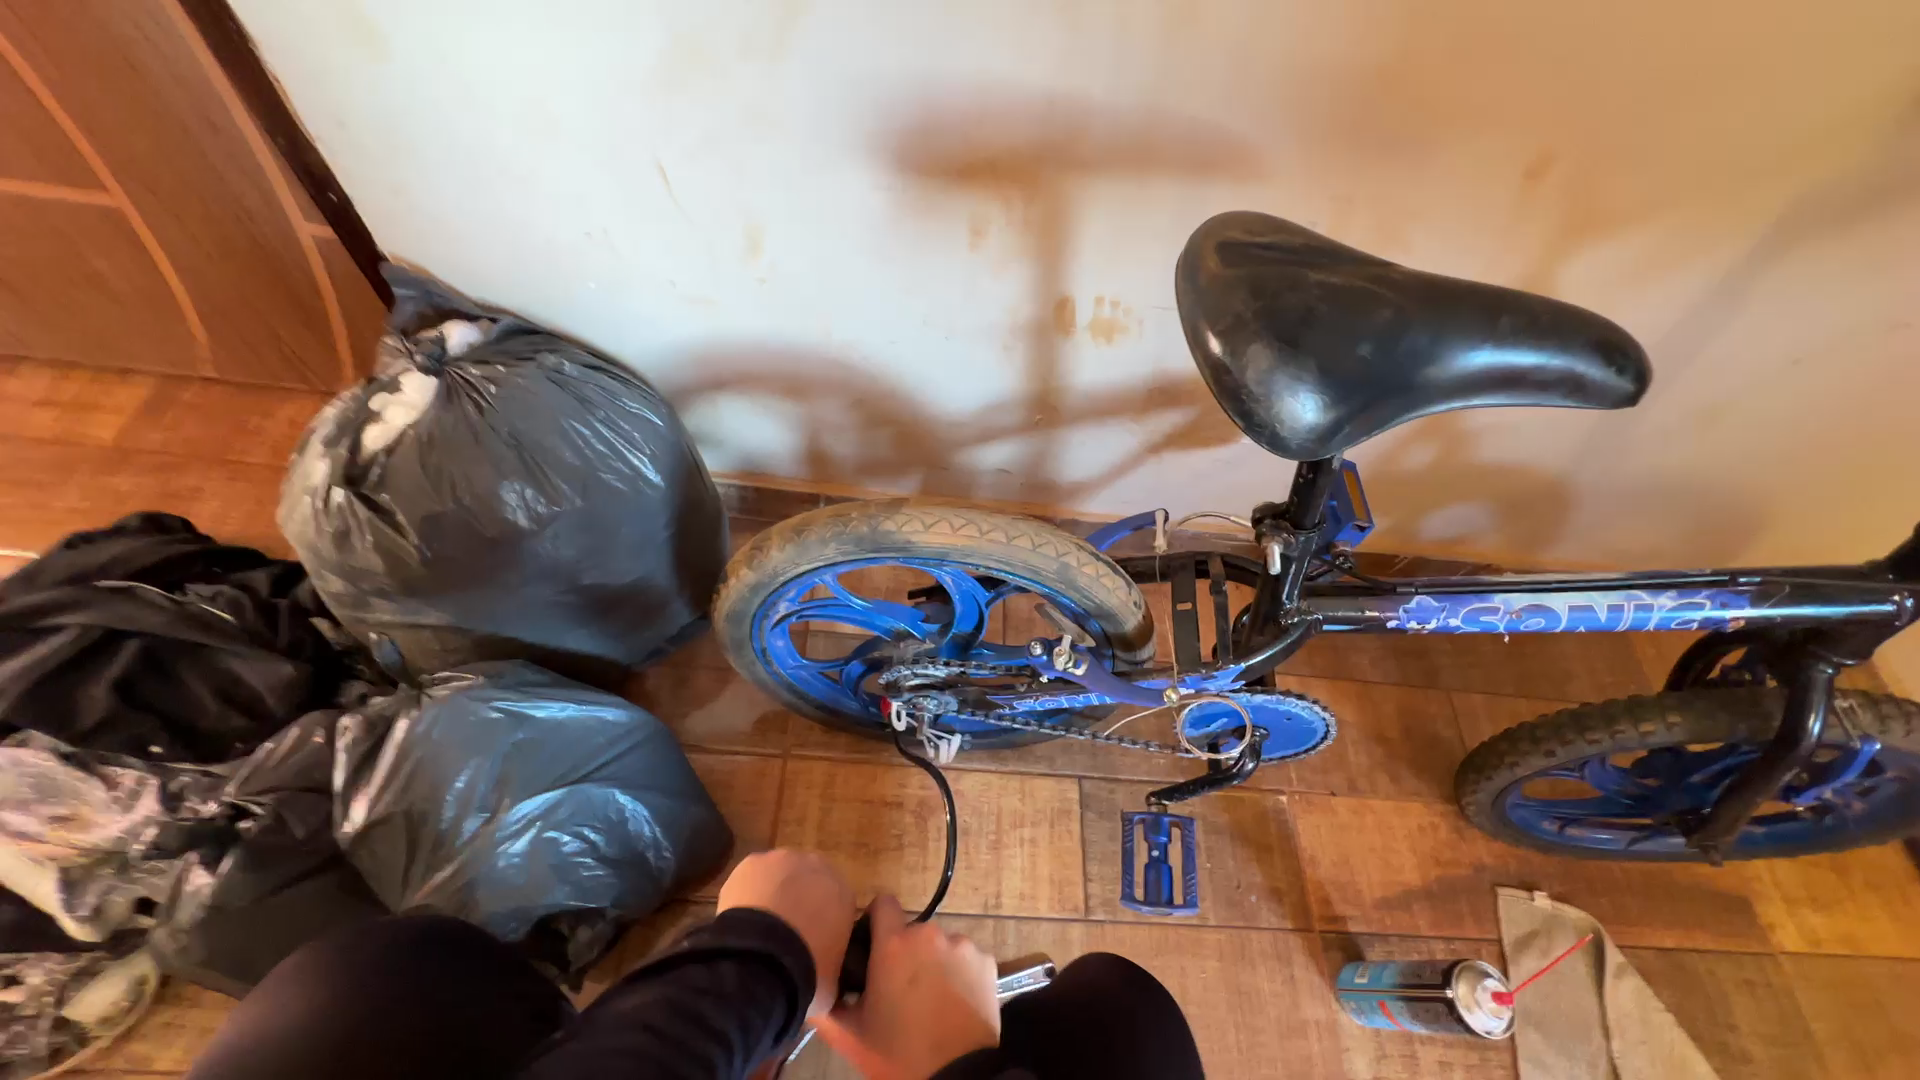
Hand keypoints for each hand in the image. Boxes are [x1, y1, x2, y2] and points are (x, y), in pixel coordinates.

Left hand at [716, 849, 856, 1015]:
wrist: (761, 964)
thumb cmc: (806, 975)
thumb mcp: (834, 982)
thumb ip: (835, 969)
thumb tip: (828, 976)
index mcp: (844, 892)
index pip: (836, 902)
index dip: (821, 922)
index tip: (809, 944)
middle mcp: (818, 866)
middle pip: (808, 882)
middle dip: (798, 902)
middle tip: (783, 936)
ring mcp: (783, 859)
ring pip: (780, 876)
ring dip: (774, 896)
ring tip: (758, 930)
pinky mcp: (752, 862)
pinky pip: (753, 877)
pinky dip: (748, 893)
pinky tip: (741, 920)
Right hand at [811, 895, 999, 1079]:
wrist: (956, 1079)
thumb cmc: (899, 1056)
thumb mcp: (851, 1036)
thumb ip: (827, 1004)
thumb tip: (815, 985)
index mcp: (893, 944)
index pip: (882, 903)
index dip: (875, 921)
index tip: (872, 946)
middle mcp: (929, 933)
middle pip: (911, 931)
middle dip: (904, 953)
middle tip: (899, 989)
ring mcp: (962, 944)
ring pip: (939, 945)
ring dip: (933, 963)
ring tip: (930, 1000)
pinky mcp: (987, 960)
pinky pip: (966, 958)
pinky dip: (960, 974)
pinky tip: (955, 1003)